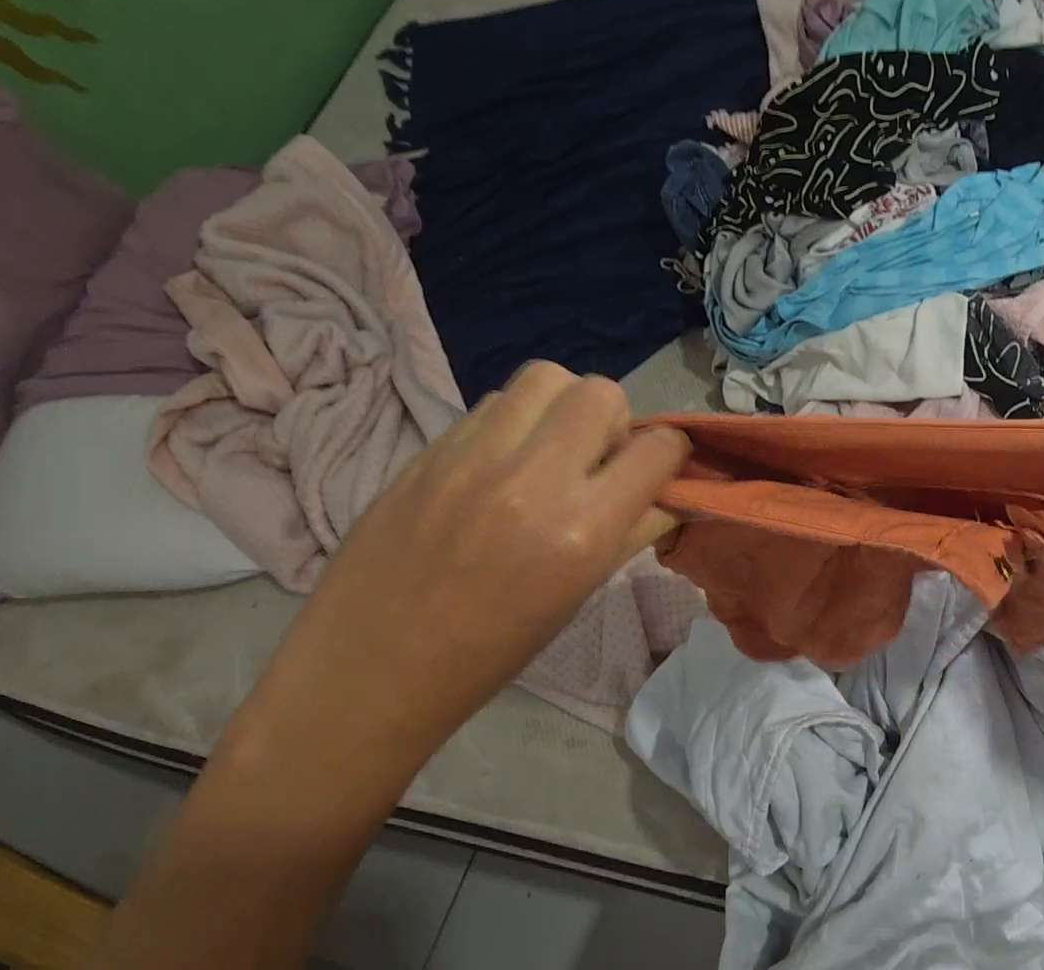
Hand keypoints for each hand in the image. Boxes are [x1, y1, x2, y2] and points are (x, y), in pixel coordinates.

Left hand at [240, 362, 689, 766]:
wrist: (372, 666)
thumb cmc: (496, 646)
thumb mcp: (583, 590)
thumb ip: (634, 529)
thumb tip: (669, 490)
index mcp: (583, 527)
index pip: (658, 446)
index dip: (671, 452)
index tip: (657, 469)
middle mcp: (533, 477)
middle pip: (601, 392)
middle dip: (615, 419)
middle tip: (597, 457)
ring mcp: (474, 456)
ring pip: (545, 378)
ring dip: (563, 406)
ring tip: (549, 448)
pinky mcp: (430, 450)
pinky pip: (491, 404)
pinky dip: (513, 421)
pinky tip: (500, 464)